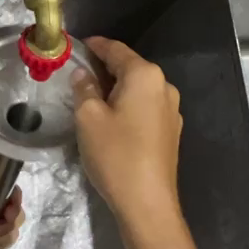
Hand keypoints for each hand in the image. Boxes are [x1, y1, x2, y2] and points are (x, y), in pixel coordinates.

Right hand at [72, 36, 182, 219]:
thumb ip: (84, 89)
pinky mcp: (170, 131)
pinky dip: (128, 105)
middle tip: (77, 74)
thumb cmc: (115, 155)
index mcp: (145, 75)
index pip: (116, 50)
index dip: (95, 46)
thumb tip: (83, 74)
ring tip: (91, 97)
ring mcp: (171, 110)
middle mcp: (164, 86)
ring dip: (116, 88)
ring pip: (138, 89)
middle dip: (104, 68)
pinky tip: (112, 119)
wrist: (147, 203)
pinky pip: (145, 107)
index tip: (76, 46)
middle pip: (130, 68)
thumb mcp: (88, 118)